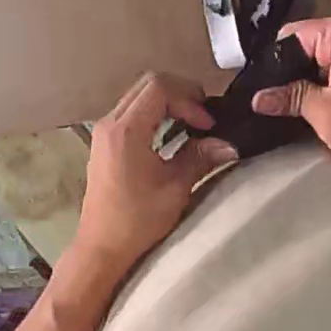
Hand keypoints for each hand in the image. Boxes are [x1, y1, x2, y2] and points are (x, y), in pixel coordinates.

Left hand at [75, 73, 238, 268]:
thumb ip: (200, 157)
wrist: (102, 246)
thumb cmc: (137, 220)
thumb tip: (229, 144)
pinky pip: (131, 113)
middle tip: (203, 118)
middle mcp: (110, 124)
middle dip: (181, 95)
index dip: (190, 98)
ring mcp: (104, 132)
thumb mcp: (175, 188)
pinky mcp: (104, 143)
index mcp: (126, 130)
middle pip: (148, 85)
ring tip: (192, 126)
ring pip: (138, 96)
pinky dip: (154, 115)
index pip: (159, 87)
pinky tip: (172, 137)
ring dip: (167, 104)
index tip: (207, 123)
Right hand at [251, 12, 330, 179]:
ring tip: (290, 105)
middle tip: (271, 102)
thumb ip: (290, 98)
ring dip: (309, 77)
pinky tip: (317, 101)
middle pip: (307, 42)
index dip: (271, 63)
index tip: (259, 90)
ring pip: (324, 54)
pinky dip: (328, 78)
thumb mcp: (325, 114)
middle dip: (289, 70)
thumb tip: (256, 97)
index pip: (291, 35)